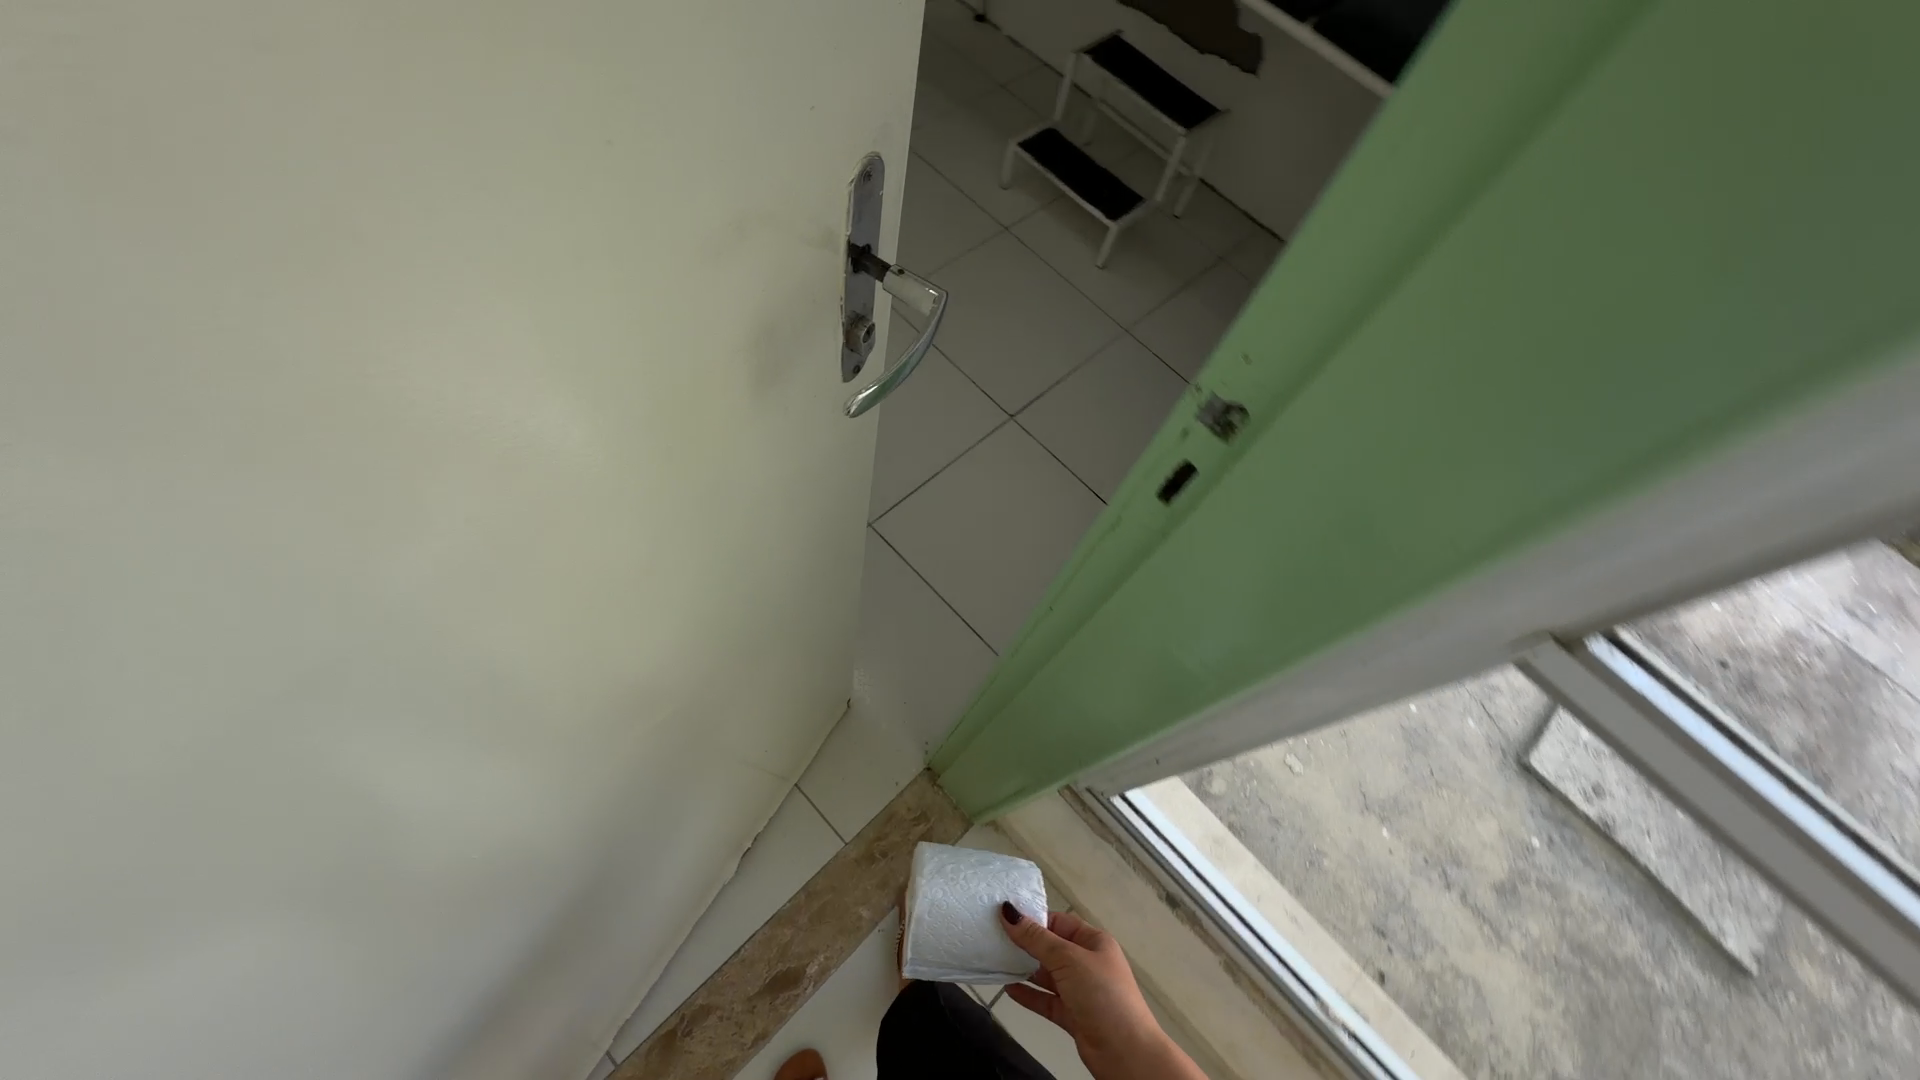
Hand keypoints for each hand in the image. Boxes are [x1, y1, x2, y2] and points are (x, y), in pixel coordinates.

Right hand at [999, 903, 1206, 1079]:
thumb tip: (1009, 912)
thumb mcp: (1068, 960)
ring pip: (1047, 975)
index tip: (1004, 916)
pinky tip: (1008, 988)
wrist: (1126, 1053)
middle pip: (1051, 948)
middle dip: (1025, 944)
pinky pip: (1046, 1000)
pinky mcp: (1073, 1015)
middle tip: (993, 938)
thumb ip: (1037, 939)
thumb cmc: (1102, 995)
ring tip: (995, 961)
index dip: (1034, 919)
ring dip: (1024, 969)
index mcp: (1093, 942)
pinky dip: (1029, 994)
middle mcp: (1087, 963)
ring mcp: (1080, 991)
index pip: (1059, 922)